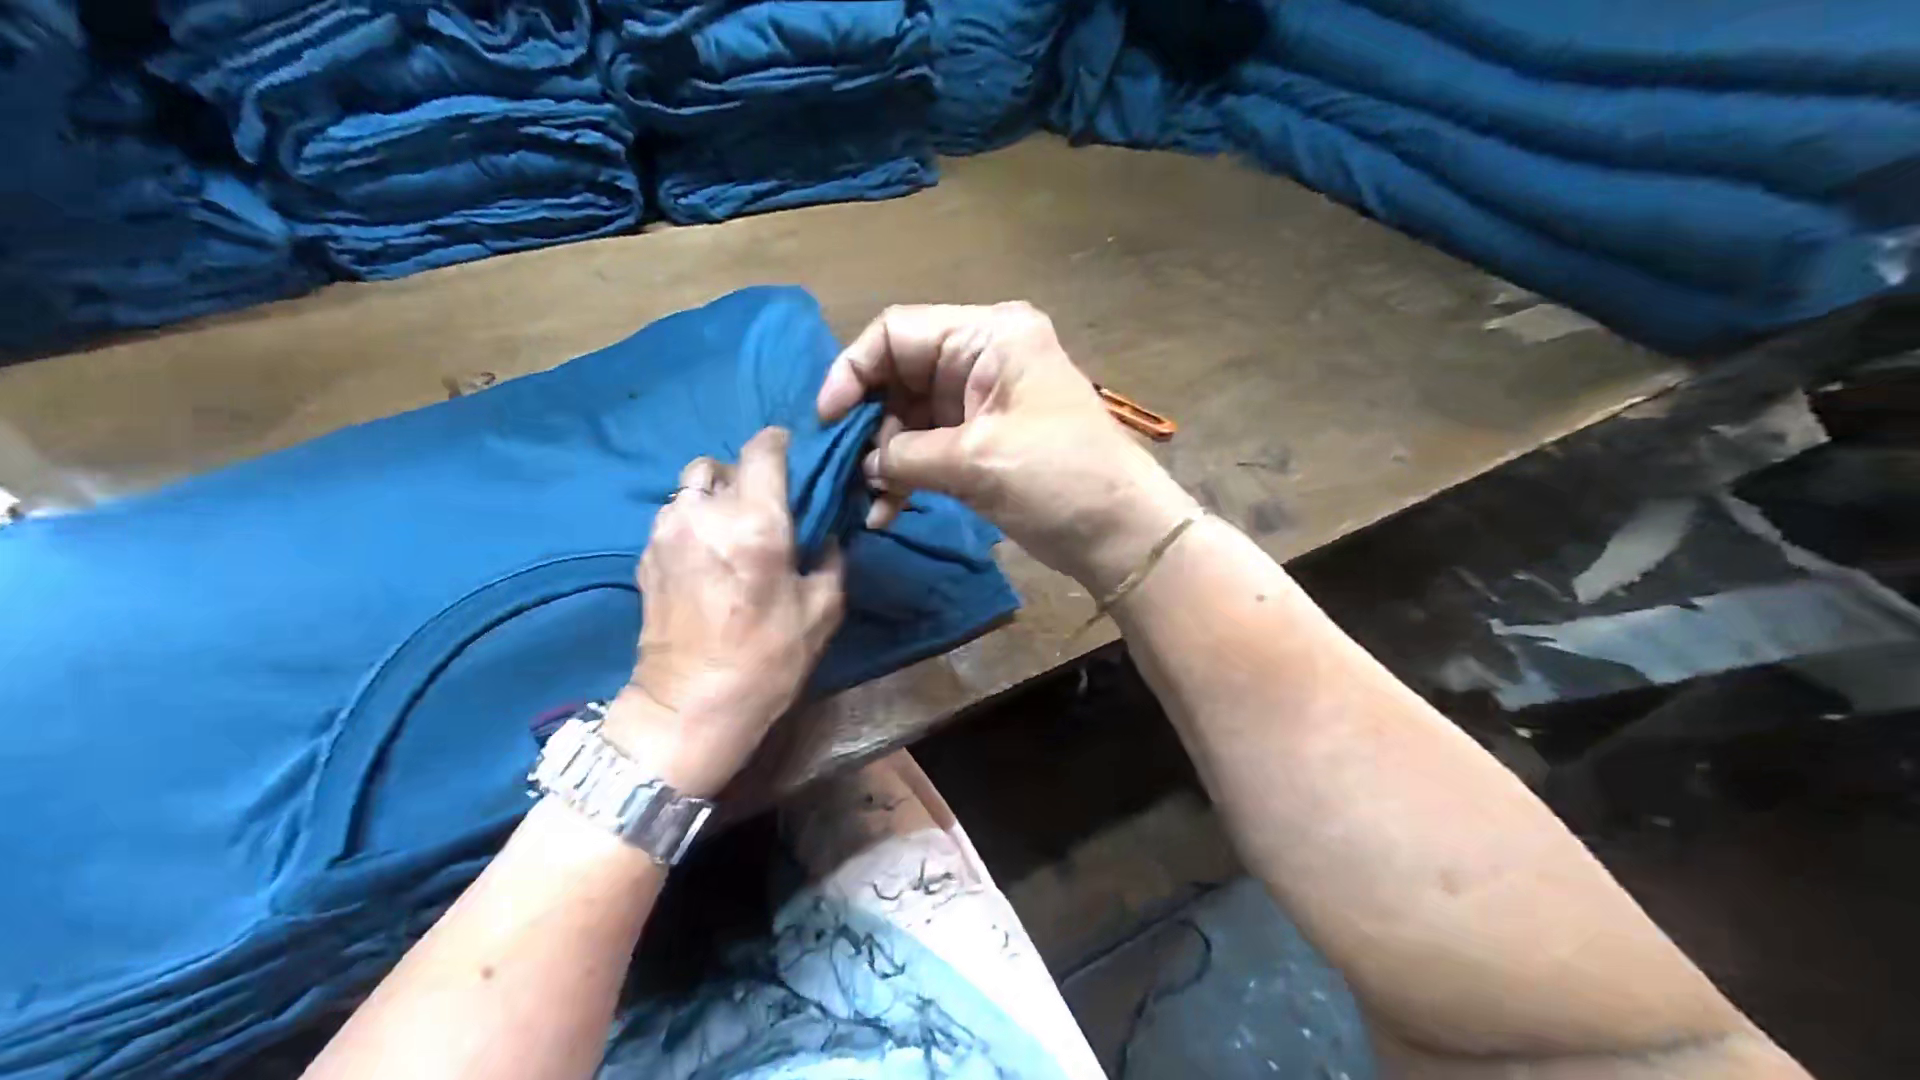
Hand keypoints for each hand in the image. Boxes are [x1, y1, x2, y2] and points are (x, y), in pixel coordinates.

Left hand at [605, 427, 845, 797]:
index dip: (780, 445)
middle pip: (720, 463)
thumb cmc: (768, 659)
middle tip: (763, 508)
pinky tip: (706, 559)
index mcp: (756, 521)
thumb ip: (832, 558)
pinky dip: (692, 525)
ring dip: (713, 499)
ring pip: (689, 489)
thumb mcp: (824, 609)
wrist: (690, 706)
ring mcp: (667, 532)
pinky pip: (672, 519)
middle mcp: (705, 513)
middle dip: (744, 477)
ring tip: (730, 532)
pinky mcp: (644, 556)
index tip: (792, 459)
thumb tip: (827, 535)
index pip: (763, 449)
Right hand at [816, 302, 1196, 593]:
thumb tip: (863, 465)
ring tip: (864, 500)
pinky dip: (906, 476)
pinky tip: (885, 512)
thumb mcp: (975, 460)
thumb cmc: (1058, 479)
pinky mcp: (982, 441)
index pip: (896, 332)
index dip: (852, 371)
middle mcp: (981, 357)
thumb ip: (905, 455)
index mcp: (987, 335)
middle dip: (868, 424)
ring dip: (884, 459)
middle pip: (898, 375)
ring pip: (909, 417)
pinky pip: (928, 448)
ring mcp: (981, 402)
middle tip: (844, 470)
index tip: (827, 421)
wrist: (1121, 534)